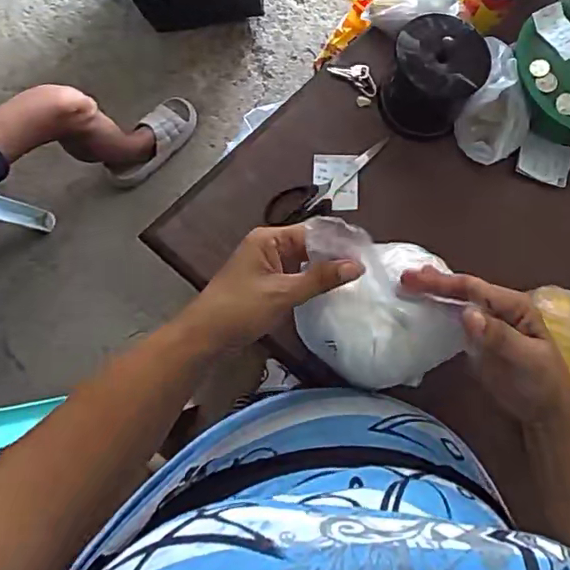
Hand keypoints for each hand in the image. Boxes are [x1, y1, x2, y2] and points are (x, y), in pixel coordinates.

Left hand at [180, 225, 362, 351]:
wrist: (204, 337)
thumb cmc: (239, 309)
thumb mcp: (283, 293)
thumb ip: (320, 278)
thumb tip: (356, 265)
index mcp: (268, 239)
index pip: (312, 232)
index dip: (338, 241)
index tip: (365, 252)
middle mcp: (268, 246)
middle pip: (309, 245)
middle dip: (334, 255)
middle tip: (365, 266)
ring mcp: (267, 265)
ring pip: (304, 261)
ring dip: (325, 268)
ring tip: (355, 277)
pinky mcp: (268, 283)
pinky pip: (296, 275)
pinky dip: (312, 281)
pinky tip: (331, 289)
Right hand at [401, 268, 569, 424]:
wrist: (548, 414)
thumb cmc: (543, 383)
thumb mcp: (525, 359)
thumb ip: (497, 336)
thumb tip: (467, 313)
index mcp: (513, 305)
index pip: (474, 288)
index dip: (444, 283)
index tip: (416, 278)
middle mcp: (499, 309)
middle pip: (463, 290)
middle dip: (434, 282)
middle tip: (404, 277)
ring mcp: (488, 324)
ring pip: (457, 302)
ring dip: (434, 293)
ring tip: (409, 284)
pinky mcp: (478, 342)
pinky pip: (455, 321)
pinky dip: (438, 311)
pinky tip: (424, 307)